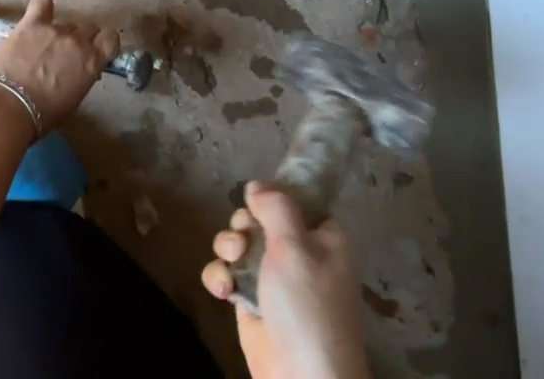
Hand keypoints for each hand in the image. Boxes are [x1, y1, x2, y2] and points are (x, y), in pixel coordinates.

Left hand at [0, 0, 115, 132]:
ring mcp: (54, 29)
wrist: (10, 107)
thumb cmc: (43, 114)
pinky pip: (41, 2)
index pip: (111, 38)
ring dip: (59, 33)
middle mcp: (77, 41)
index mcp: (92, 61)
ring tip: (42, 48)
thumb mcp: (74, 98)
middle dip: (80, 40)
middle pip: (87, 28)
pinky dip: (42, 6)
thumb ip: (83, 76)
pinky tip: (38, 15)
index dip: (103, 43)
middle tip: (65, 55)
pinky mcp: (30, 23)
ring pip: (65, 22)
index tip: (95, 51)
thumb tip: (82, 67)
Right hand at [202, 182, 368, 378]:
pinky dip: (220, 278)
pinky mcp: (251, 301)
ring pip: (239, 244)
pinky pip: (227, 274)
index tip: (256, 198)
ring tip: (231, 264)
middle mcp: (300, 254)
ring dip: (227, 249)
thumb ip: (275, 206)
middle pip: (260, 218)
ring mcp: (273, 279)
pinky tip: (222, 290)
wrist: (303, 378)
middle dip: (242, 224)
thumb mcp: (295, 246)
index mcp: (324, 238)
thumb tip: (256, 184)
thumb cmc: (307, 306)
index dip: (274, 196)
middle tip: (243, 238)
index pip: (298, 201)